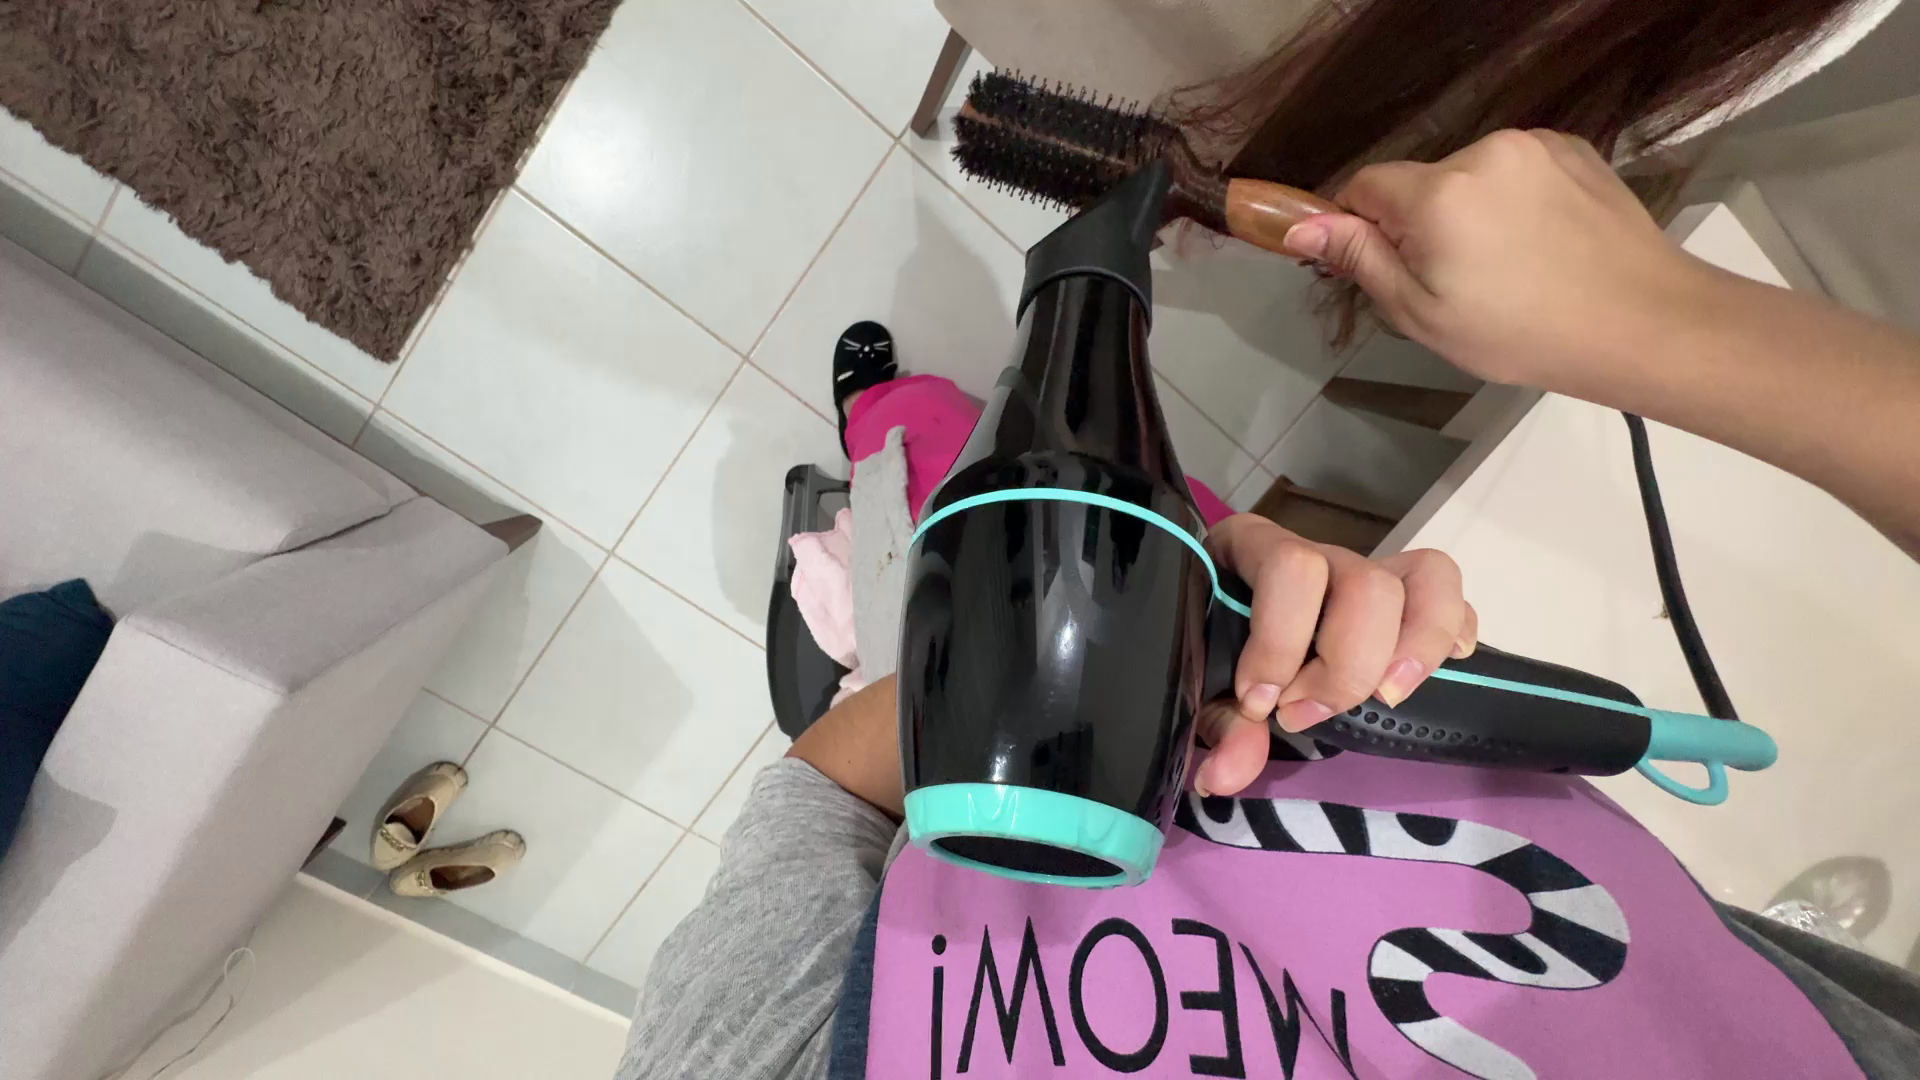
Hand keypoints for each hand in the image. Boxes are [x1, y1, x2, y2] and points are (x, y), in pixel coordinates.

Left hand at [1195, 514, 1476, 797]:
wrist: (1222, 623)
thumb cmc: (1210, 643)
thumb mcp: (1205, 682)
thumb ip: (1219, 723)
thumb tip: (1225, 777)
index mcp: (1251, 547)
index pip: (1291, 570)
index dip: (1281, 642)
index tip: (1259, 701)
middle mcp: (1315, 549)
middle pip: (1366, 583)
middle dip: (1344, 666)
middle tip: (1303, 715)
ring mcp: (1364, 564)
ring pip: (1426, 575)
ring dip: (1416, 648)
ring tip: (1387, 698)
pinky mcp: (1402, 589)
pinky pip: (1447, 586)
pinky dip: (1452, 627)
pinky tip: (1441, 664)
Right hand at [1281, 129, 1711, 395]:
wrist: (1637, 322)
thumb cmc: (1512, 331)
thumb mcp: (1415, 309)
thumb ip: (1358, 258)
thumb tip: (1299, 229)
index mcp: (1439, 193)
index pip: (1363, 185)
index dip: (1352, 225)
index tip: (1369, 266)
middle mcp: (1485, 152)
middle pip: (1414, 183)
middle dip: (1409, 225)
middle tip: (1437, 283)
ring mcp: (1535, 146)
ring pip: (1460, 179)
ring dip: (1455, 214)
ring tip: (1488, 267)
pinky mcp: (1572, 151)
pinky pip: (1506, 173)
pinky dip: (1498, 203)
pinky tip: (1525, 245)